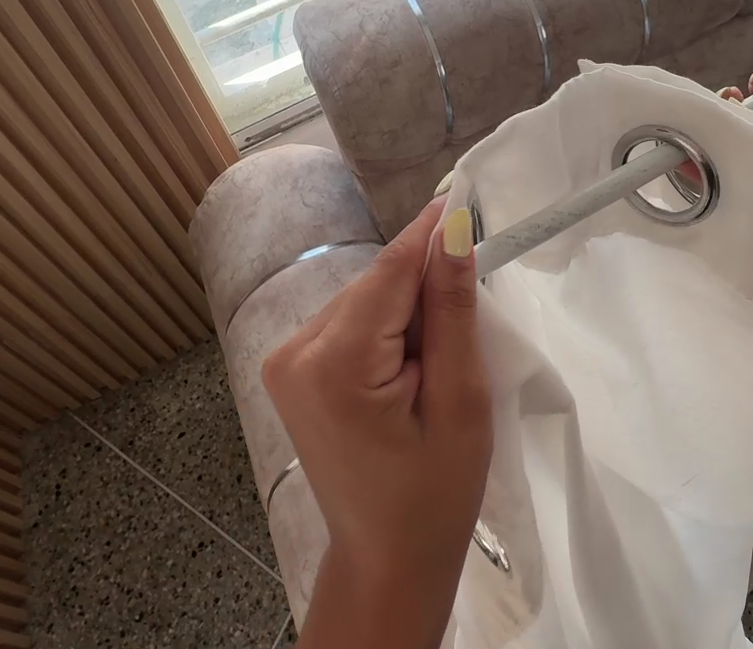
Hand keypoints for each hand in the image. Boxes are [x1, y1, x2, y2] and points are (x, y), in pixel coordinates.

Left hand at [263, 198, 491, 648]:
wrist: (387, 556)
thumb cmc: (435, 492)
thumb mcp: (460, 399)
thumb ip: (451, 310)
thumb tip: (452, 232)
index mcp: (333, 364)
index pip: (389, 272)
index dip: (428, 233)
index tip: (462, 197)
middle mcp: (293, 351)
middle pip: (375, 285)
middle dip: (422, 285)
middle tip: (468, 313)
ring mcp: (283, 360)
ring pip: (363, 299)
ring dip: (405, 309)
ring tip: (438, 357)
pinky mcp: (289, 369)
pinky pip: (349, 322)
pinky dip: (385, 328)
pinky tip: (409, 363)